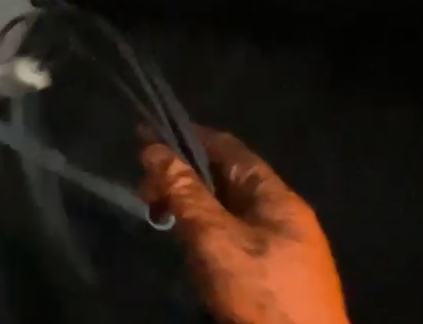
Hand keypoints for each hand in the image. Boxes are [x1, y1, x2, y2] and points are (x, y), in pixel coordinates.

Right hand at [141, 129, 348, 323]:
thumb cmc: (258, 288)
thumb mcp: (212, 234)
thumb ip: (182, 187)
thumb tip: (151, 145)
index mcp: (276, 199)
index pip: (227, 148)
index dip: (185, 135)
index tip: (141, 135)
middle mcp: (280, 213)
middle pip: (221, 175)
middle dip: (178, 173)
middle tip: (143, 189)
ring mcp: (278, 242)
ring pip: (221, 203)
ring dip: (184, 200)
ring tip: (157, 215)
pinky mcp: (269, 266)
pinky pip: (227, 228)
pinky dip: (198, 223)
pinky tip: (181, 236)